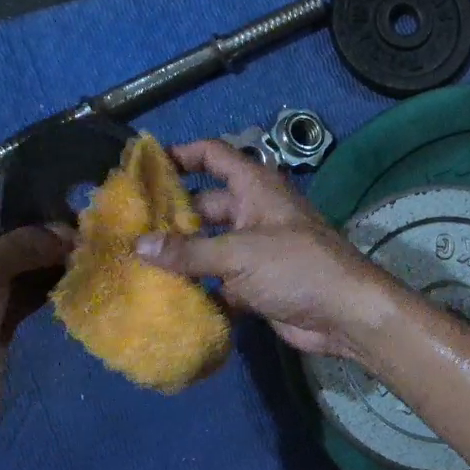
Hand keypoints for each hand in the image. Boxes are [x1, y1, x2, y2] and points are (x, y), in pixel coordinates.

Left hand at [0, 164, 71, 439]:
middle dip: (24, 217)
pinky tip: (79, 273)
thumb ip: (24, 241)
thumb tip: (69, 232)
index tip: (14, 191)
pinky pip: (21, 289)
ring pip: (7, 256)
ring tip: (85, 244)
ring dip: (43, 250)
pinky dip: (46, 281)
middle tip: (73, 217)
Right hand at [135, 140, 396, 360]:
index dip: (182, 155)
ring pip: (209, 248)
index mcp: (255, 188)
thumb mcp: (239, 254)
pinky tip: (164, 300)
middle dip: (170, 217)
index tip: (143, 167)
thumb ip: (189, 252)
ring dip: (180, 258)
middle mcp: (254, 213)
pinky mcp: (257, 286)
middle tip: (124, 230)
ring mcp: (256, 251)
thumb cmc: (297, 267)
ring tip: (132, 266)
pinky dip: (198, 291)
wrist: (345, 314)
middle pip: (204, 206)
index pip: (214, 156)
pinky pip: (219, 283)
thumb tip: (139, 245)